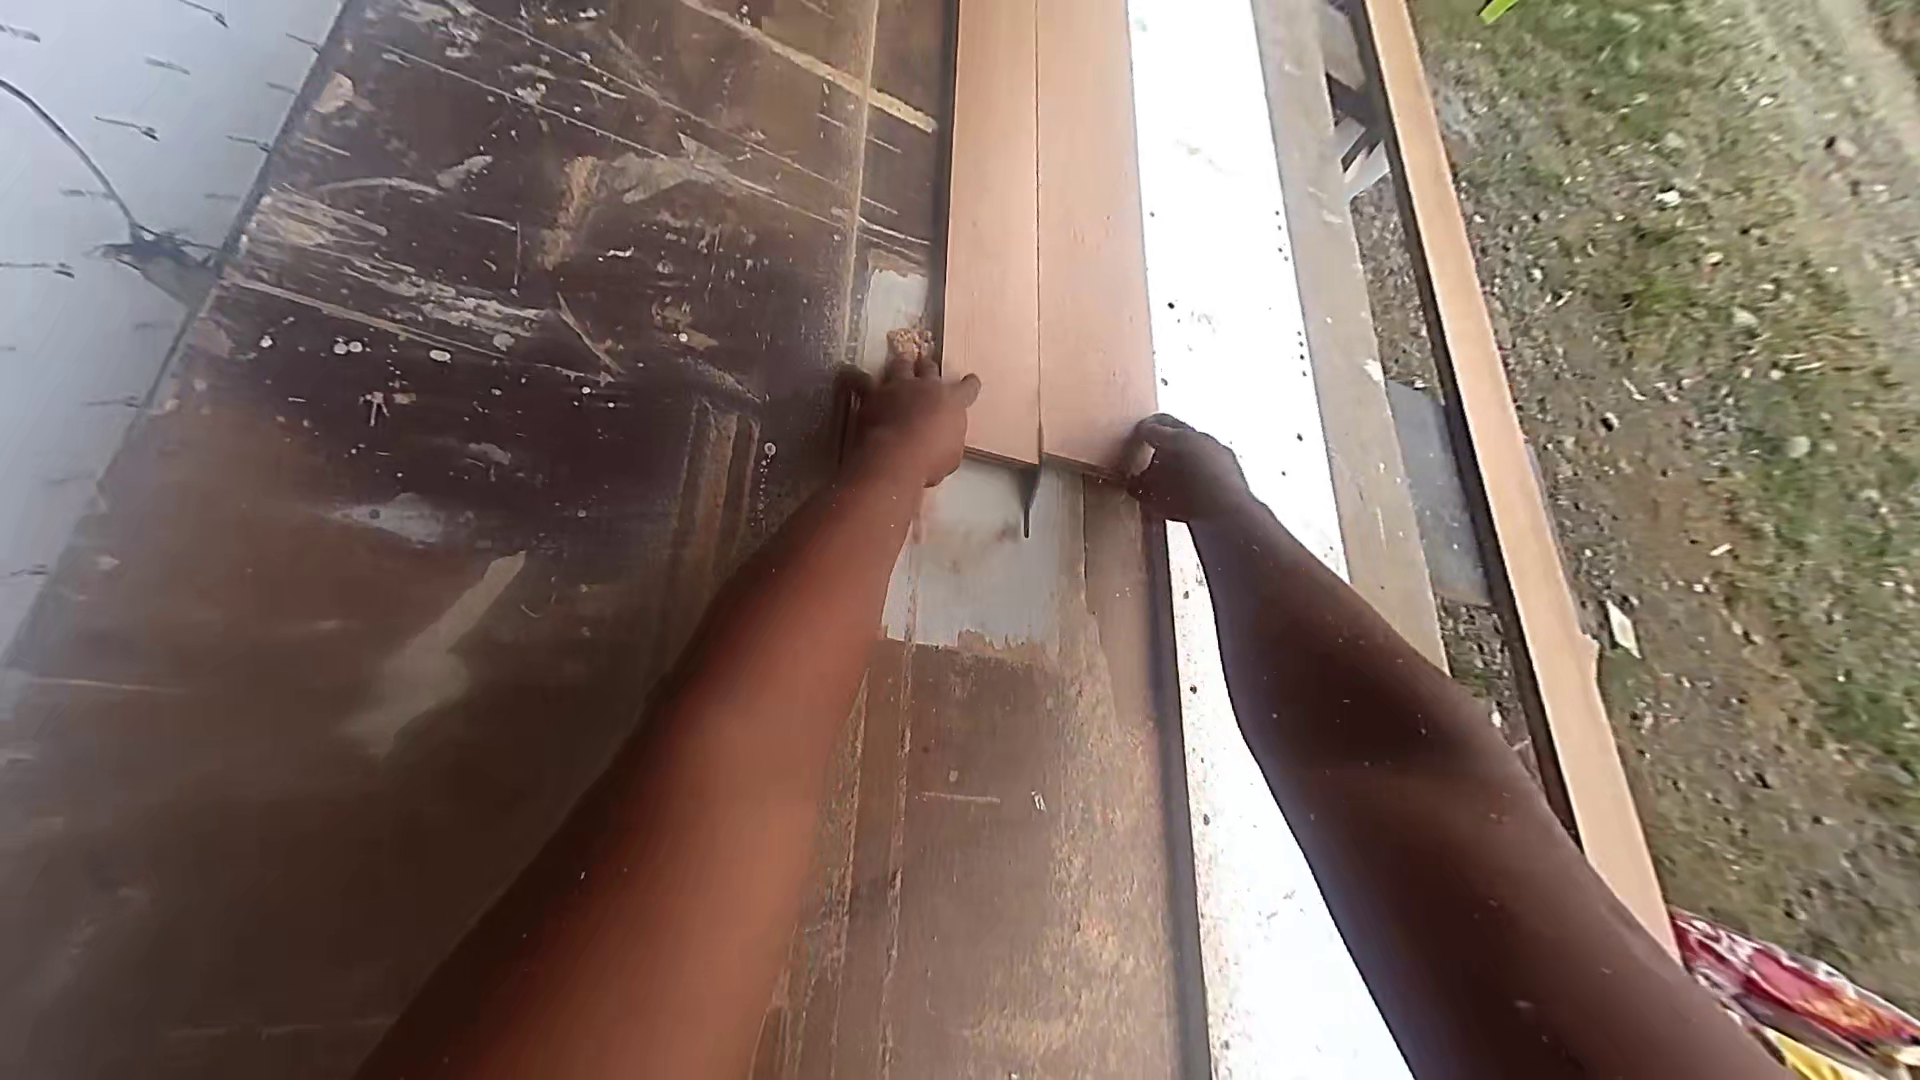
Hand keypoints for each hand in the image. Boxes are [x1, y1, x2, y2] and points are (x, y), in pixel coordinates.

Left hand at [848, 346, 980, 487]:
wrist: (896, 458)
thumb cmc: (931, 461)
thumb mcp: (951, 457)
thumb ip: (949, 441)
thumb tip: (945, 442)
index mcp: (952, 401)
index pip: (966, 389)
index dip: (969, 386)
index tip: (971, 381)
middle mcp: (926, 386)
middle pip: (930, 368)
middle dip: (929, 367)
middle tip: (928, 365)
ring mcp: (897, 387)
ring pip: (900, 365)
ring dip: (901, 364)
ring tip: (900, 361)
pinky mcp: (872, 394)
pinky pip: (861, 380)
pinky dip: (857, 378)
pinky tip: (852, 375)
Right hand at [1126, 414, 1254, 521]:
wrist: (1224, 512)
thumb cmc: (1183, 500)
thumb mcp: (1149, 495)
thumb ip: (1137, 484)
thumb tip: (1133, 482)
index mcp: (1173, 437)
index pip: (1151, 427)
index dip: (1141, 431)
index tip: (1137, 435)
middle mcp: (1196, 436)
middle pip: (1174, 429)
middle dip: (1162, 437)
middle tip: (1152, 446)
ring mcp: (1215, 447)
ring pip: (1193, 442)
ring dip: (1182, 451)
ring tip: (1173, 468)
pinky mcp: (1229, 461)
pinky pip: (1208, 456)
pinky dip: (1199, 464)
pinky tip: (1193, 481)